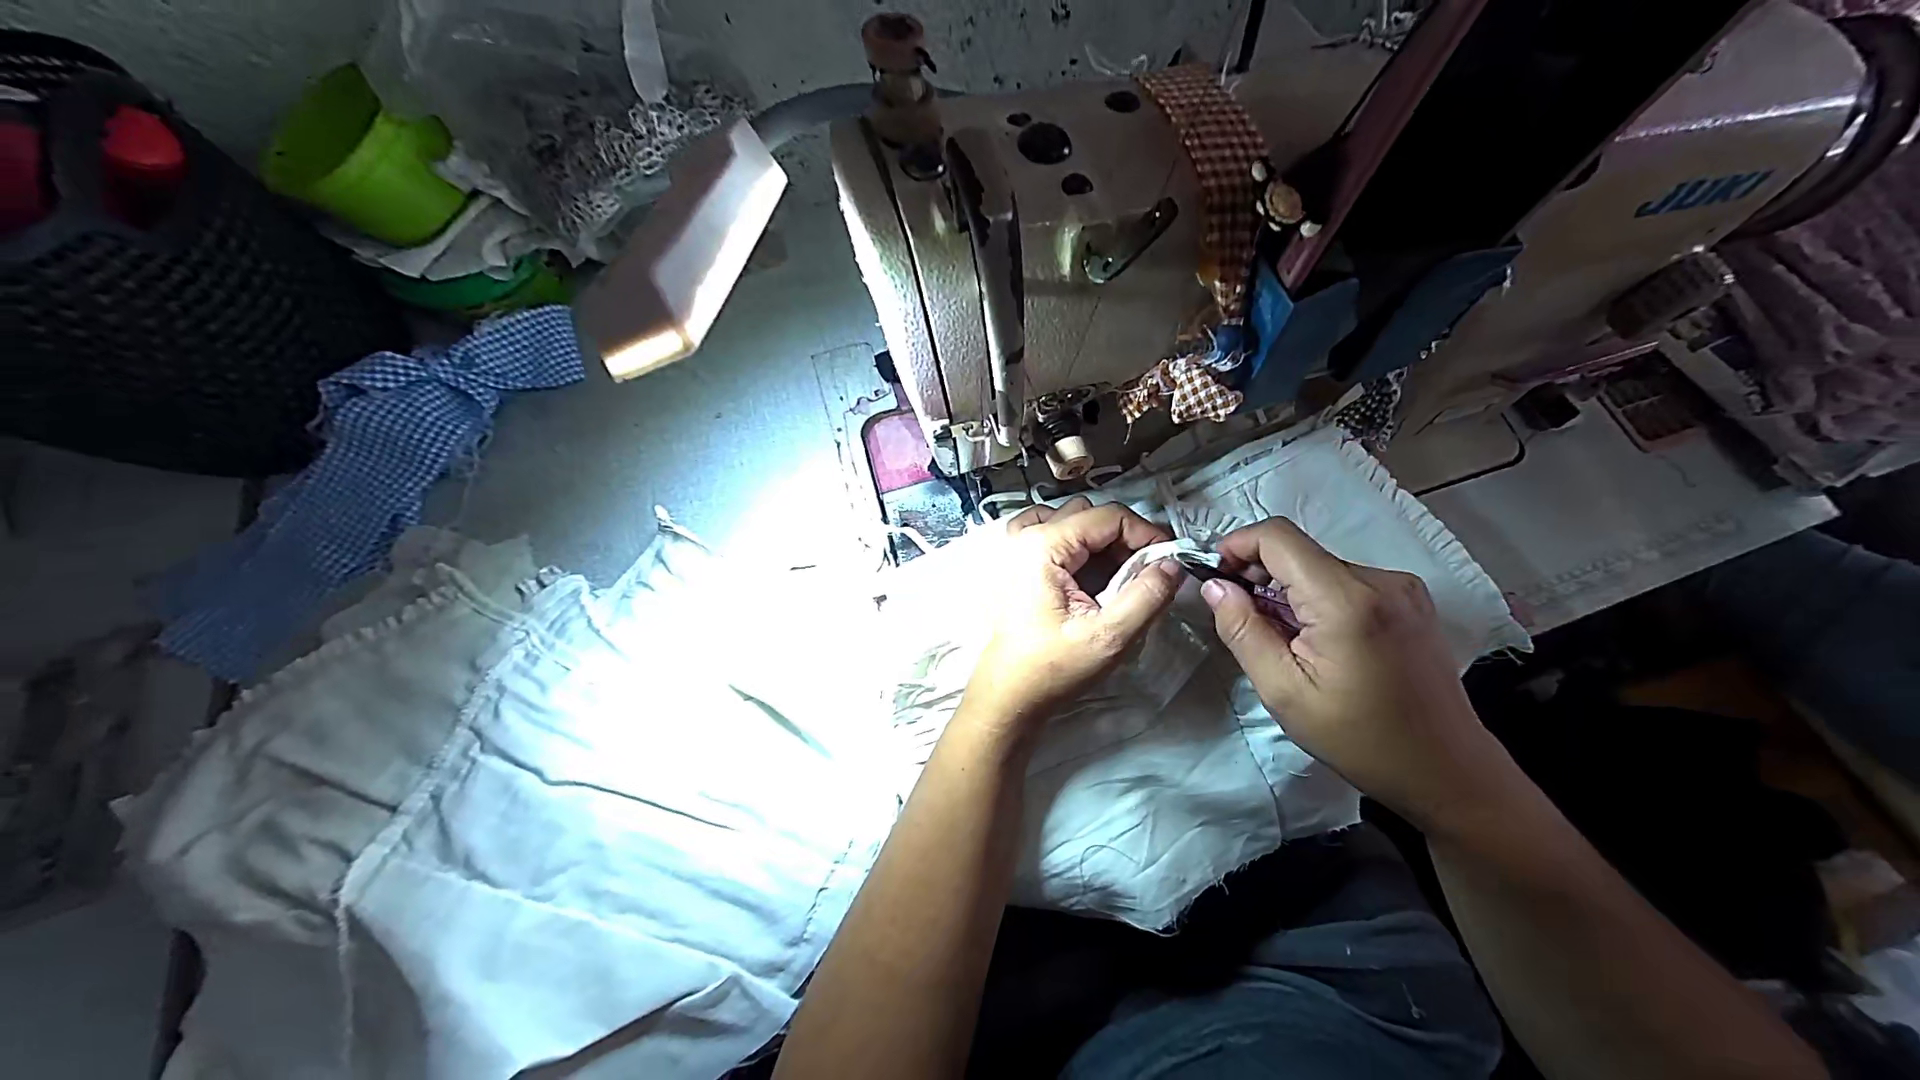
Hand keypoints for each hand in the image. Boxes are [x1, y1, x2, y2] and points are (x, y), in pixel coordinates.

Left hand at [962, 498, 1183, 732]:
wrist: (1009, 693)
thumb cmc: (1051, 668)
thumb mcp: (1109, 637)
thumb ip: (1147, 596)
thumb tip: (1173, 565)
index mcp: (1042, 545)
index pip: (1109, 515)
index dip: (1145, 533)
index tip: (1166, 561)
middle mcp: (1024, 535)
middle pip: (1090, 513)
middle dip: (1125, 537)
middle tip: (1144, 572)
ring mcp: (1015, 546)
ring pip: (1073, 520)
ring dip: (1101, 540)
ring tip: (1117, 574)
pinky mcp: (1016, 561)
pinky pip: (1053, 533)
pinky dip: (1078, 545)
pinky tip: (1089, 573)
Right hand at [1199, 517, 1503, 825]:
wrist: (1445, 768)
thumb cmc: (1359, 737)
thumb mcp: (1283, 690)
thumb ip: (1242, 630)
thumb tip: (1214, 586)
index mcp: (1346, 599)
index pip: (1278, 537)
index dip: (1236, 545)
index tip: (1215, 577)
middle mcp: (1380, 579)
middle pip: (1298, 550)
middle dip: (1256, 570)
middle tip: (1237, 612)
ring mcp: (1401, 586)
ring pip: (1319, 565)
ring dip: (1286, 587)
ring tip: (1277, 634)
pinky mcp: (1409, 599)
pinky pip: (1344, 579)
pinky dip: (1314, 596)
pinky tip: (1311, 636)